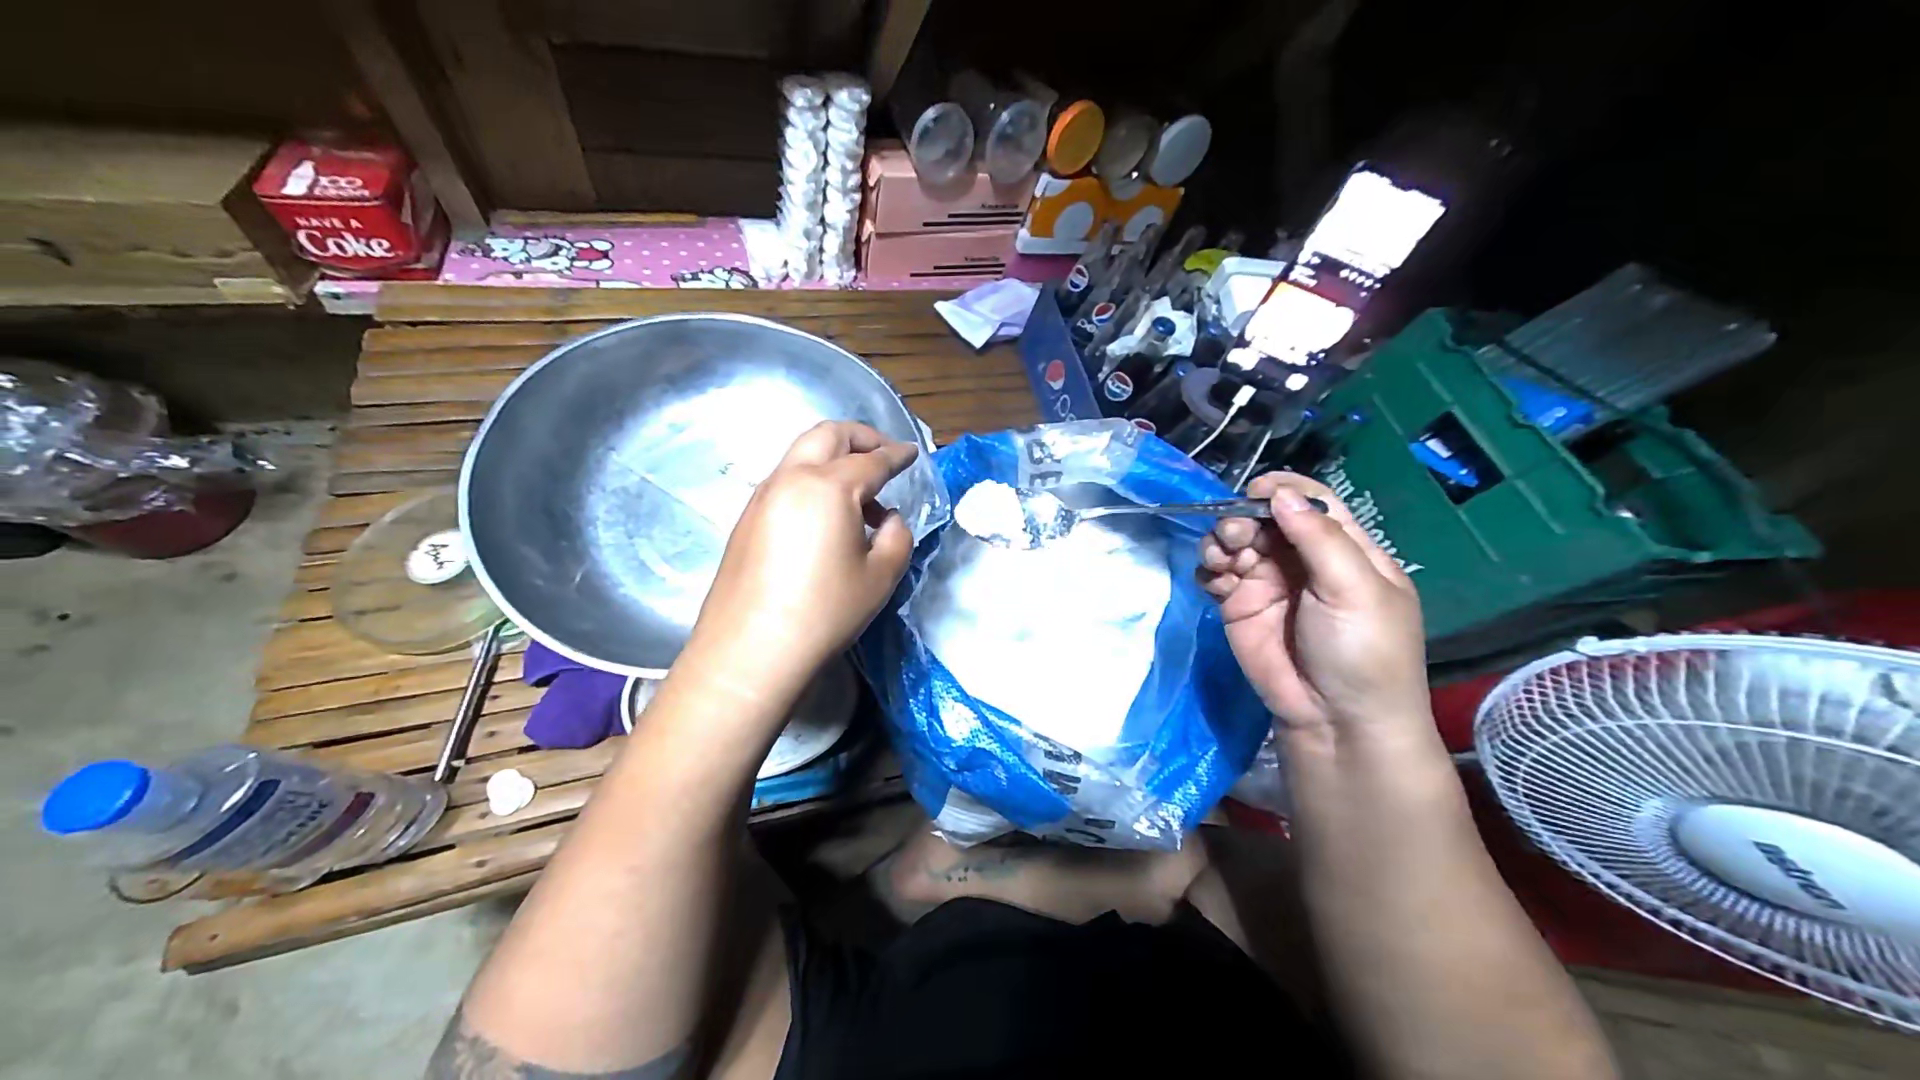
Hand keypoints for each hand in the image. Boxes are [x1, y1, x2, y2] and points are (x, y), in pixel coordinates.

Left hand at [682, 421, 917, 700]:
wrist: (751, 650)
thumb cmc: (824, 612)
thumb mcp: (881, 576)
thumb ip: (898, 536)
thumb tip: (888, 519)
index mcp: (828, 487)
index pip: (872, 460)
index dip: (897, 455)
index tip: (913, 453)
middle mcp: (791, 478)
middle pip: (828, 435)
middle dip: (860, 437)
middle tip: (883, 453)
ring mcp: (763, 496)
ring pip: (802, 454)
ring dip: (834, 458)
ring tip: (860, 493)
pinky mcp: (747, 518)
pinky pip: (786, 480)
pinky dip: (812, 479)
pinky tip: (827, 516)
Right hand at [1198, 472, 1428, 740]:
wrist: (1336, 721)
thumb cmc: (1363, 651)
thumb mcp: (1355, 589)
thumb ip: (1318, 538)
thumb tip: (1279, 493)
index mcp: (1344, 549)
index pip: (1311, 502)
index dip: (1283, 490)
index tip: (1256, 491)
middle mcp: (1302, 560)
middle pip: (1264, 518)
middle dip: (1244, 517)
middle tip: (1233, 535)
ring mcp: (1267, 582)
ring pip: (1235, 541)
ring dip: (1221, 540)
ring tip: (1221, 559)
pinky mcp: (1238, 605)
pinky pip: (1215, 573)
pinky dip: (1209, 569)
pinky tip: (1214, 581)